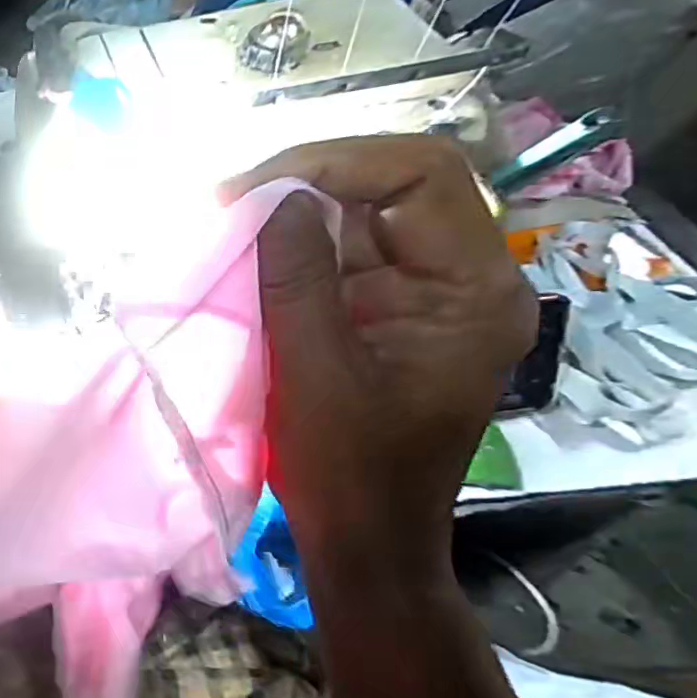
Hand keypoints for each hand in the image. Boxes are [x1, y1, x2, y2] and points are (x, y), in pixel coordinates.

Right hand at [223, 135, 536, 581]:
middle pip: (392, 188)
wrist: (362, 534)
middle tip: (227, 200)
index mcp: (471, 290)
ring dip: (292, 215)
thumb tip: (272, 198)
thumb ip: (297, 279)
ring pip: (361, 220)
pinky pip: (340, 259)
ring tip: (226, 221)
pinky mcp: (385, 315)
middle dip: (305, 183)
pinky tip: (247, 253)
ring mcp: (421, 297)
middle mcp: (459, 279)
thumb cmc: (347, 467)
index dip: (334, 162)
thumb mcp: (315, 371)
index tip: (249, 189)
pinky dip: (291, 249)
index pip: (421, 176)